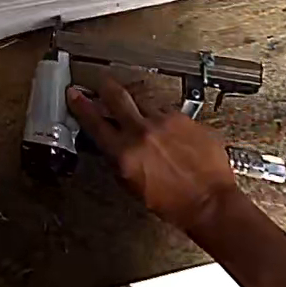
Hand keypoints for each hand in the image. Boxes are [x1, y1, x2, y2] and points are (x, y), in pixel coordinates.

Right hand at [66, 76, 246, 235]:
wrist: (211, 202)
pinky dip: (163, 116)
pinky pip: (167, 109)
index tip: (74, 95)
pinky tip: (168, 129)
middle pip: (116, 96)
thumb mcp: (133, 185)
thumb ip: (119, 160)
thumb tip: (112, 145)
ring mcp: (165, 121)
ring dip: (139, 105)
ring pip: (143, 100)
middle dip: (105, 86)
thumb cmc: (175, 204)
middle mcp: (142, 132)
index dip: (81, 105)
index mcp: (124, 153)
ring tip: (142, 114)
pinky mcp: (184, 118)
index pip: (94, 121)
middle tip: (101, 83)